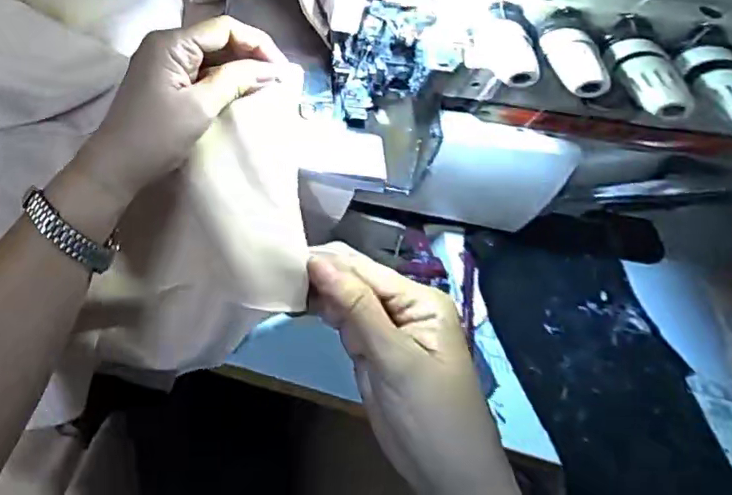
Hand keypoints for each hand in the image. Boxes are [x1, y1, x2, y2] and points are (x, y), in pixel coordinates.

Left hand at [63, 17, 288, 205]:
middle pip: (217, 36)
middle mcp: (165, 42)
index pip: (223, 27)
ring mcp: (162, 59)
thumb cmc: (156, 136)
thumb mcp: (200, 107)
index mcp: (170, 42)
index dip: (257, 43)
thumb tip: (270, 69)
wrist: (113, 167)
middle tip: (278, 77)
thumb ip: (235, 80)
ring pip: (210, 52)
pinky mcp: (163, 77)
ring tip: (266, 82)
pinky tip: (241, 87)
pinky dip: (221, 75)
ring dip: (238, 65)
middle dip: (249, 53)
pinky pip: (199, 67)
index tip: (282, 69)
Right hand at [308, 243, 518, 494]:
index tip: (284, 259)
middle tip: (279, 273)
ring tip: (284, 285)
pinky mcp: (372, 346)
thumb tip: (317, 261)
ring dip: (317, 291)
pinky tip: (300, 304)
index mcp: (419, 299)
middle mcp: (403, 304)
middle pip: (353, 277)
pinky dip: (324, 312)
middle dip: (320, 274)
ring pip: (344, 295)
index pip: (364, 269)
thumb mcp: (395, 360)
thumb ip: (356, 307)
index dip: (326, 262)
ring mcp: (387, 326)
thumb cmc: (432, 418)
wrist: (452, 483)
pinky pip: (344, 318)